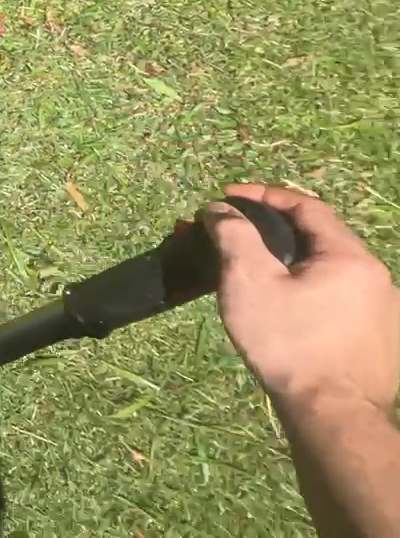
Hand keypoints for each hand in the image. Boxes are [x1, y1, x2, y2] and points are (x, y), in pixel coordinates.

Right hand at [204, 184, 399, 415]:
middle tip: (225, 226)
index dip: (263, 194)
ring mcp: (380, 307)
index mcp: (351, 259)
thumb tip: (220, 208)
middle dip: (266, 224)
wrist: (331, 407)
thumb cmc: (286, 335)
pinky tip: (270, 292)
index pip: (308, 208)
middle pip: (317, 235)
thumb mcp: (247, 277)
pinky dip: (294, 276)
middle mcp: (376, 278)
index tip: (224, 195)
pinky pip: (329, 287)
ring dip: (278, 252)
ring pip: (322, 263)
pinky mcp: (373, 331)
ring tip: (239, 259)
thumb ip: (234, 233)